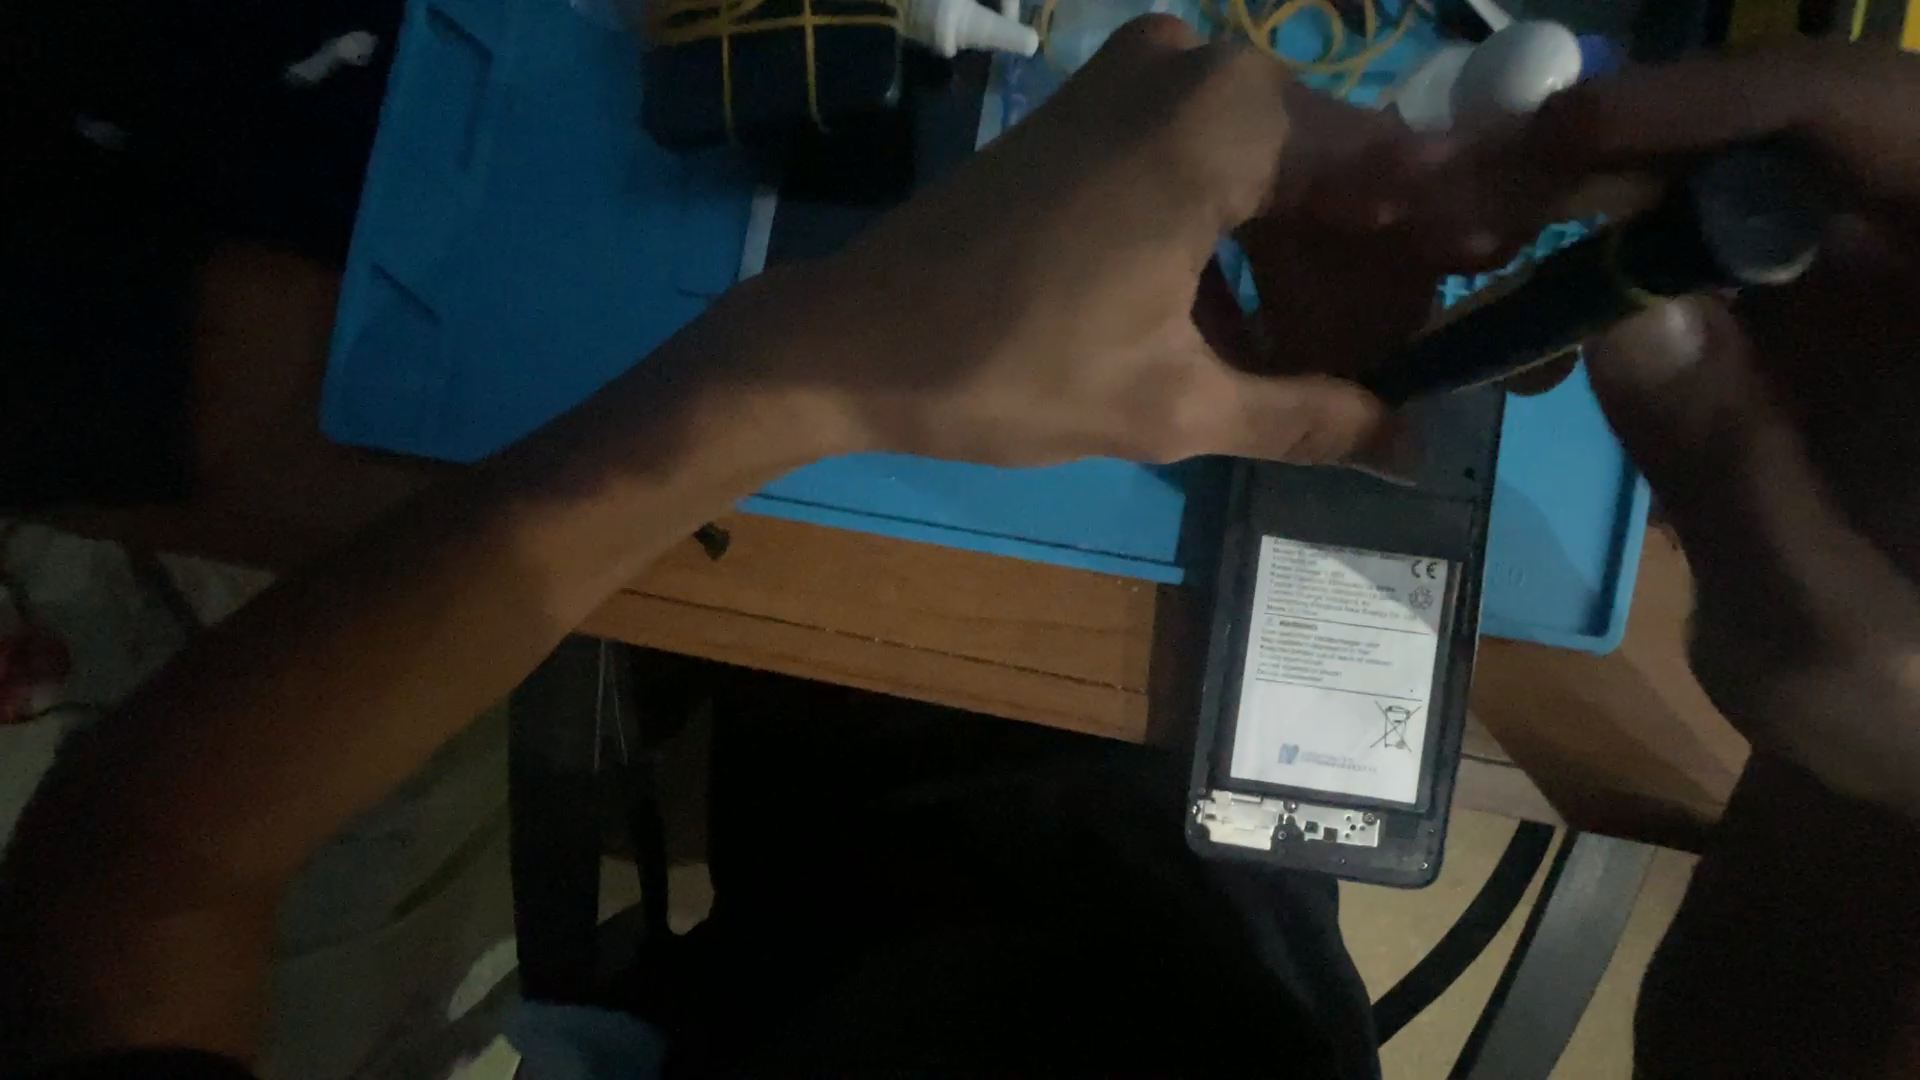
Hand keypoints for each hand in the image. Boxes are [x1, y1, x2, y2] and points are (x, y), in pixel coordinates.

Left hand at [737, 16, 1469, 467]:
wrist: (853, 345)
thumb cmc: (1010, 372)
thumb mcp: (1168, 406)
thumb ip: (1301, 416)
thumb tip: (1406, 442)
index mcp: (1232, 118)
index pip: (1386, 180)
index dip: (1430, 262)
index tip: (1458, 326)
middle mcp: (1195, 69)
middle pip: (1320, 180)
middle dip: (1350, 287)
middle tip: (1367, 381)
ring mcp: (1130, 87)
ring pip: (1254, 184)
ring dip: (1286, 281)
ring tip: (1298, 380)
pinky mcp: (1086, 122)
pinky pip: (1190, 181)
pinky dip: (1220, 257)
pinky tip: (1228, 339)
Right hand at [1537, 46, 1919, 812]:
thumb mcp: (1825, 622)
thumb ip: (1729, 465)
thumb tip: (1612, 312)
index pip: (1905, 129)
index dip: (1734, 102)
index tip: (1569, 132)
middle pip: (1817, 141)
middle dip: (1649, 150)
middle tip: (1496, 191)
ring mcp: (1898, 305)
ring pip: (1754, 196)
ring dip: (1617, 211)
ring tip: (1499, 250)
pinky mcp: (1826, 339)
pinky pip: (1717, 268)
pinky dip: (1620, 276)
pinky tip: (1545, 322)